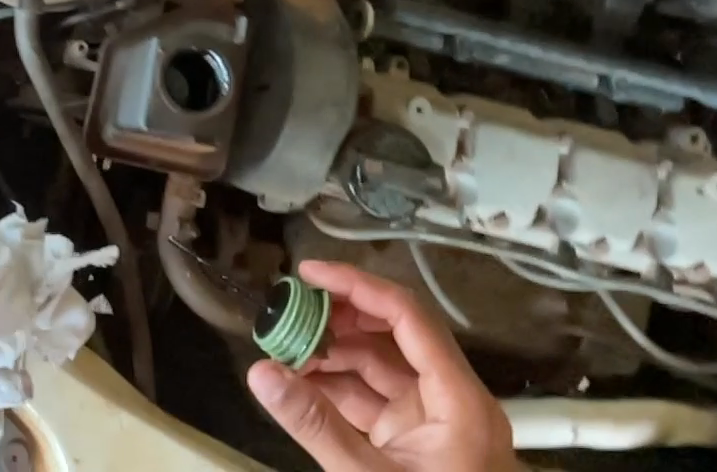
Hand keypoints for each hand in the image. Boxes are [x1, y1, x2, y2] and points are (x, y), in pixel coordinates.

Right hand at [247, 261, 517, 471]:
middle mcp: (450, 399)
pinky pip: (373, 397)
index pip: (406, 316)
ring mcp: (435, 421)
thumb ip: (314, 423)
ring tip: (284, 347)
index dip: (356, 285)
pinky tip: (299, 381)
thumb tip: (258, 370)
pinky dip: (336, 386)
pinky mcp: (417, 442)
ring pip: (379, 365)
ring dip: (331, 353)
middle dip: (337, 319)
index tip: (306, 273)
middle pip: (393, 333)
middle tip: (288, 310)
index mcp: (458, 400)